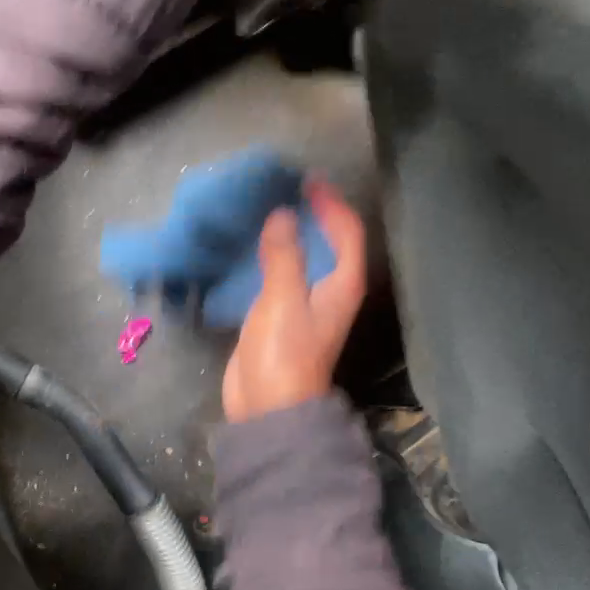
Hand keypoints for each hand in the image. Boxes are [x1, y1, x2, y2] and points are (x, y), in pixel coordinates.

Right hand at [222, 179, 365, 420]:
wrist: (266, 407)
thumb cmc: (283, 354)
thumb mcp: (283, 300)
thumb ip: (283, 255)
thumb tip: (281, 215)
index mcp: (341, 284)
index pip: (345, 232)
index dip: (330, 204)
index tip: (305, 181)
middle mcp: (327, 291)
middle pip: (324, 244)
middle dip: (306, 216)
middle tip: (277, 193)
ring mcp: (301, 307)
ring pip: (298, 260)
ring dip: (283, 238)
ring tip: (258, 216)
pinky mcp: (275, 320)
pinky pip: (274, 279)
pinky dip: (264, 261)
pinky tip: (243, 253)